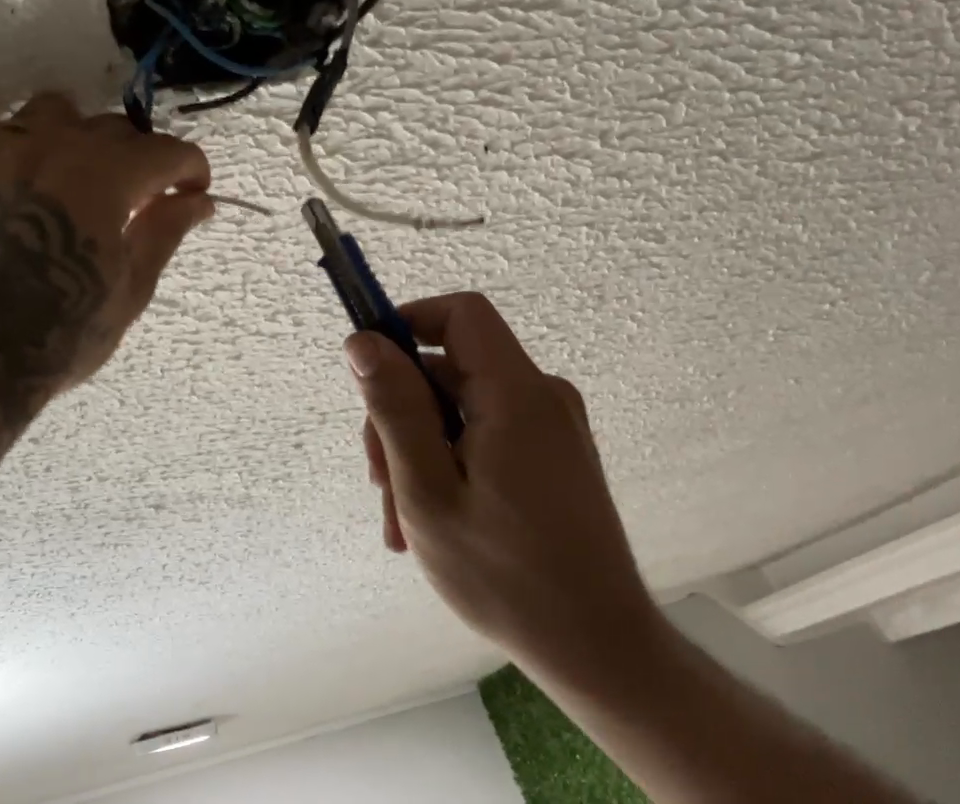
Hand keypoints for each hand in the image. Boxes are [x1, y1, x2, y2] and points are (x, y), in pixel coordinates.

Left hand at [0, 88, 211, 422]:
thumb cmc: (62, 338)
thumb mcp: (129, 290)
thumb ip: (164, 232)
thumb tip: (199, 199)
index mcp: (105, 178)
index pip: (164, 150)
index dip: (190, 169)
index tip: (193, 191)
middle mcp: (52, 147)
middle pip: (111, 127)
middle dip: (136, 159)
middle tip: (136, 201)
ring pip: (47, 110)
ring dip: (71, 134)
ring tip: (70, 174)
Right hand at [346, 293, 661, 673]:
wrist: (596, 645)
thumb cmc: (503, 574)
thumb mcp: (427, 490)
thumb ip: (394, 408)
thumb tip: (362, 342)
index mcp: (516, 395)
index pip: (461, 314)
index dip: (408, 323)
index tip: (366, 367)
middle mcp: (541, 398)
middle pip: (450, 369)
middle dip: (401, 414)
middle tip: (379, 480)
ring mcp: (551, 429)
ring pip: (460, 409)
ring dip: (419, 451)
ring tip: (402, 521)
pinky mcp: (553, 457)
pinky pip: (486, 436)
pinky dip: (450, 464)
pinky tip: (431, 521)